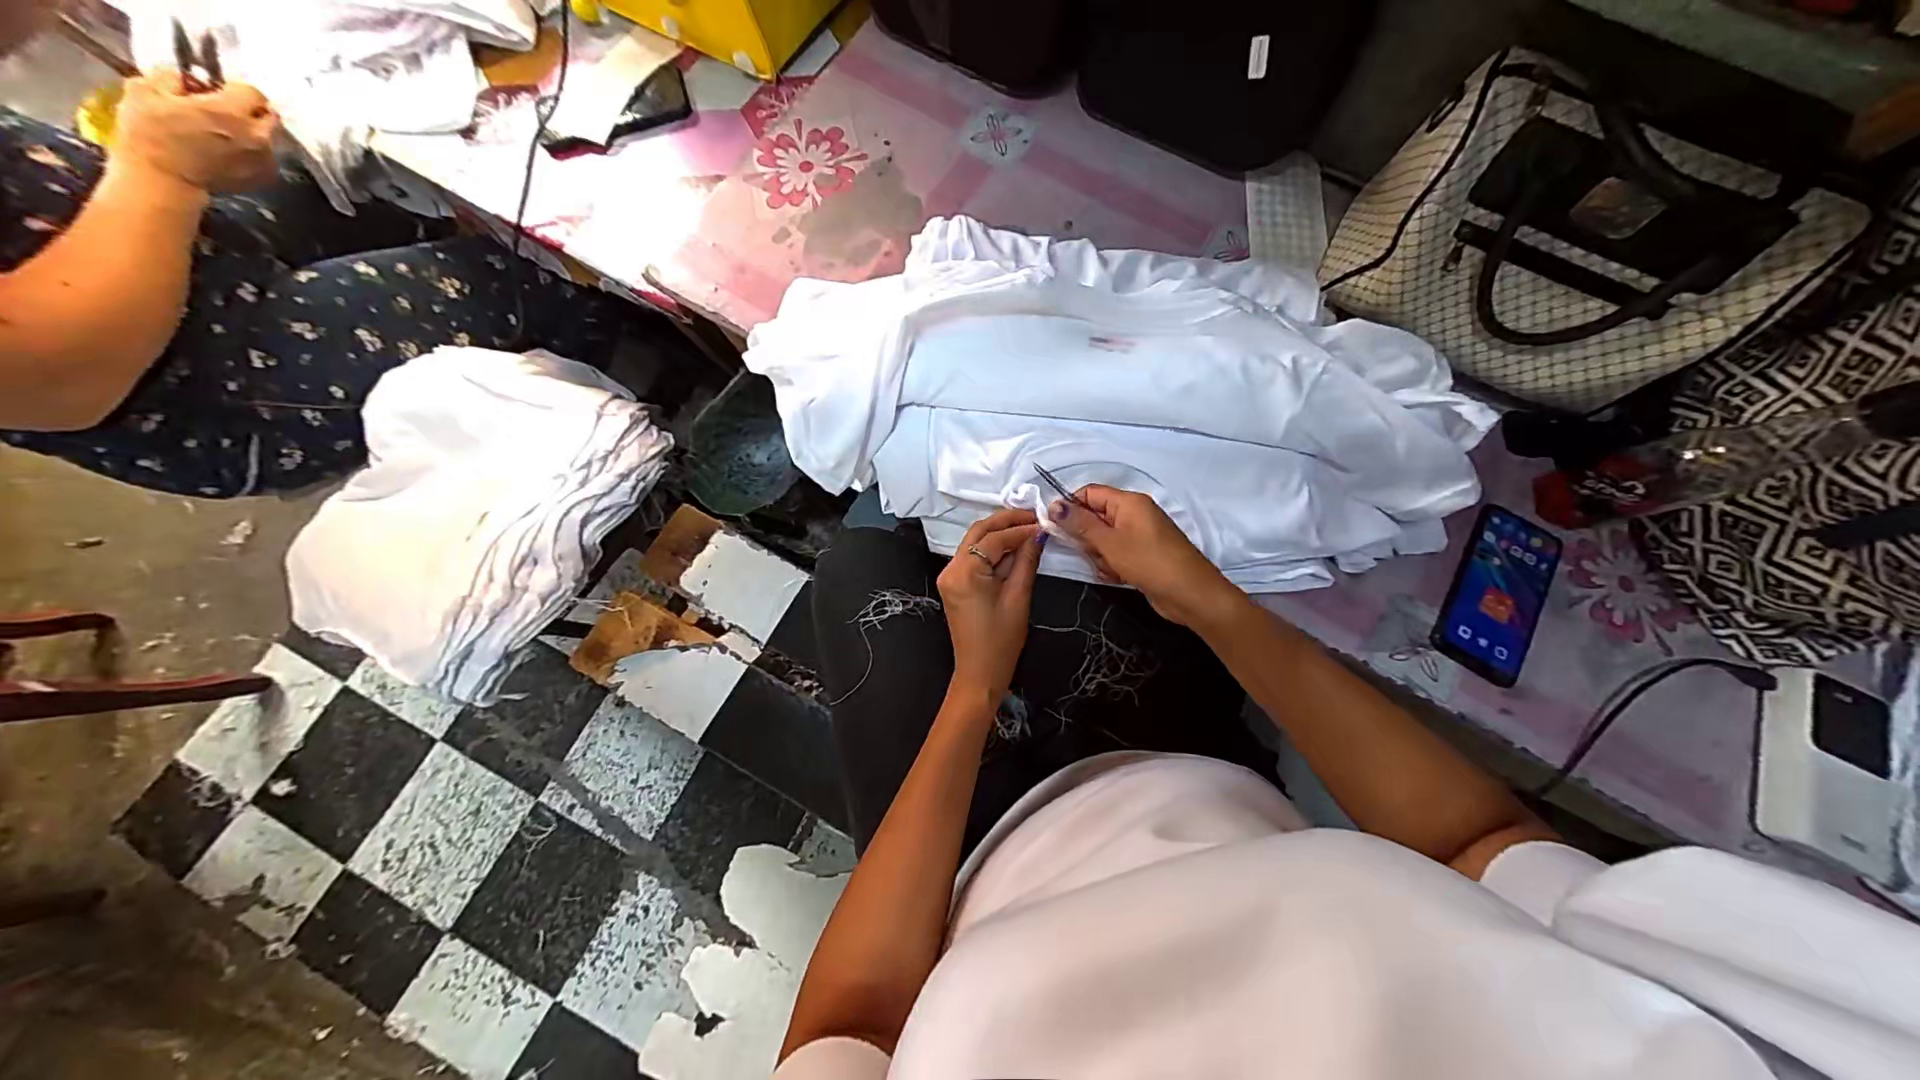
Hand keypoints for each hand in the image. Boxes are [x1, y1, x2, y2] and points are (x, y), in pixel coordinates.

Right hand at [112, 71, 278, 193]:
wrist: (165, 176)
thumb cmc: (150, 131)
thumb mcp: (145, 89)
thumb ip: (172, 78)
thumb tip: (190, 78)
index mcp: (231, 111)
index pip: (254, 93)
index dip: (236, 90)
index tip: (219, 92)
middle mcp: (258, 136)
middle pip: (269, 116)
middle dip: (250, 110)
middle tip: (226, 112)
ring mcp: (267, 159)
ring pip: (270, 138)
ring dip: (253, 133)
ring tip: (226, 134)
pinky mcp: (267, 176)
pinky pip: (268, 157)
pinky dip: (254, 152)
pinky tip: (231, 153)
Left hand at [937, 508, 1043, 698]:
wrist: (980, 673)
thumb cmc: (1001, 641)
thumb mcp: (1019, 597)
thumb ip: (1026, 561)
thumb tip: (1038, 535)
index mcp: (964, 573)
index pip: (994, 539)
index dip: (1020, 529)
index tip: (1043, 524)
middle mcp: (950, 569)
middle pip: (979, 532)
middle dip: (1007, 522)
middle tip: (1035, 517)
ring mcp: (949, 576)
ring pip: (975, 542)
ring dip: (1001, 534)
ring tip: (1029, 530)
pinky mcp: (954, 584)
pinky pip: (973, 557)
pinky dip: (993, 549)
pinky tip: (1014, 547)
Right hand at [1050, 485, 1247, 630]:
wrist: (1189, 594)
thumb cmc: (1149, 562)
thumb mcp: (1109, 542)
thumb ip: (1079, 523)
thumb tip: (1054, 505)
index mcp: (1128, 502)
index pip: (1089, 493)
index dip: (1071, 507)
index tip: (1055, 526)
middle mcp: (1134, 514)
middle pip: (1094, 518)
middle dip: (1088, 539)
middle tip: (1094, 553)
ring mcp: (1139, 535)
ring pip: (1103, 540)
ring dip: (1100, 556)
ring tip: (1112, 568)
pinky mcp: (1142, 555)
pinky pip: (1116, 554)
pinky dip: (1113, 565)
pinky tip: (1119, 577)